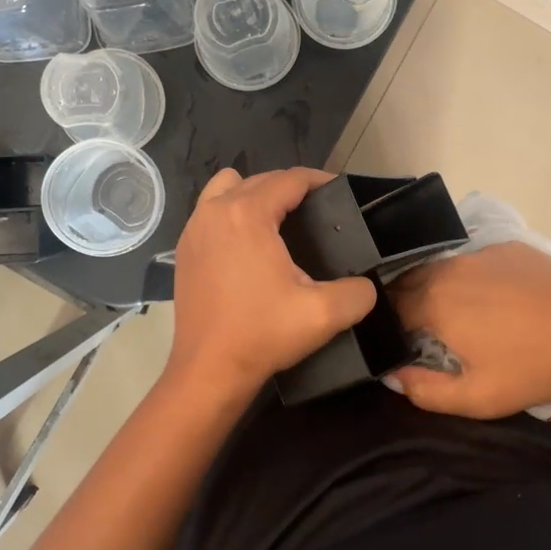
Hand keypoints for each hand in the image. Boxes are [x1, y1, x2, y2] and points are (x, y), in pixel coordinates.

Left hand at [166, 167, 376, 397]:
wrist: (209, 370)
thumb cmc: (263, 334)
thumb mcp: (325, 314)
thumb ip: (357, 292)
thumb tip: (365, 286)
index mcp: (247, 214)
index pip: (289, 179)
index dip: (319, 181)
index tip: (340, 193)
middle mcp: (214, 211)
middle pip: (259, 180)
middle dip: (290, 188)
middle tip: (319, 211)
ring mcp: (193, 229)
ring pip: (227, 188)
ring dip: (254, 194)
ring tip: (279, 220)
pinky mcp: (184, 250)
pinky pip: (210, 212)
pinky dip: (231, 214)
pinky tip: (250, 244)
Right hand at [388, 243, 550, 418]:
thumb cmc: (534, 369)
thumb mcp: (477, 398)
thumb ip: (425, 390)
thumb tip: (395, 374)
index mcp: (435, 303)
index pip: (391, 309)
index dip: (388, 327)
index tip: (398, 344)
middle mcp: (450, 269)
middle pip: (410, 281)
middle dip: (406, 303)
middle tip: (419, 331)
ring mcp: (481, 253)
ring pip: (441, 267)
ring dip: (436, 287)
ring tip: (453, 313)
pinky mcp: (510, 248)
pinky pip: (473, 259)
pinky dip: (469, 276)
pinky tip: (491, 297)